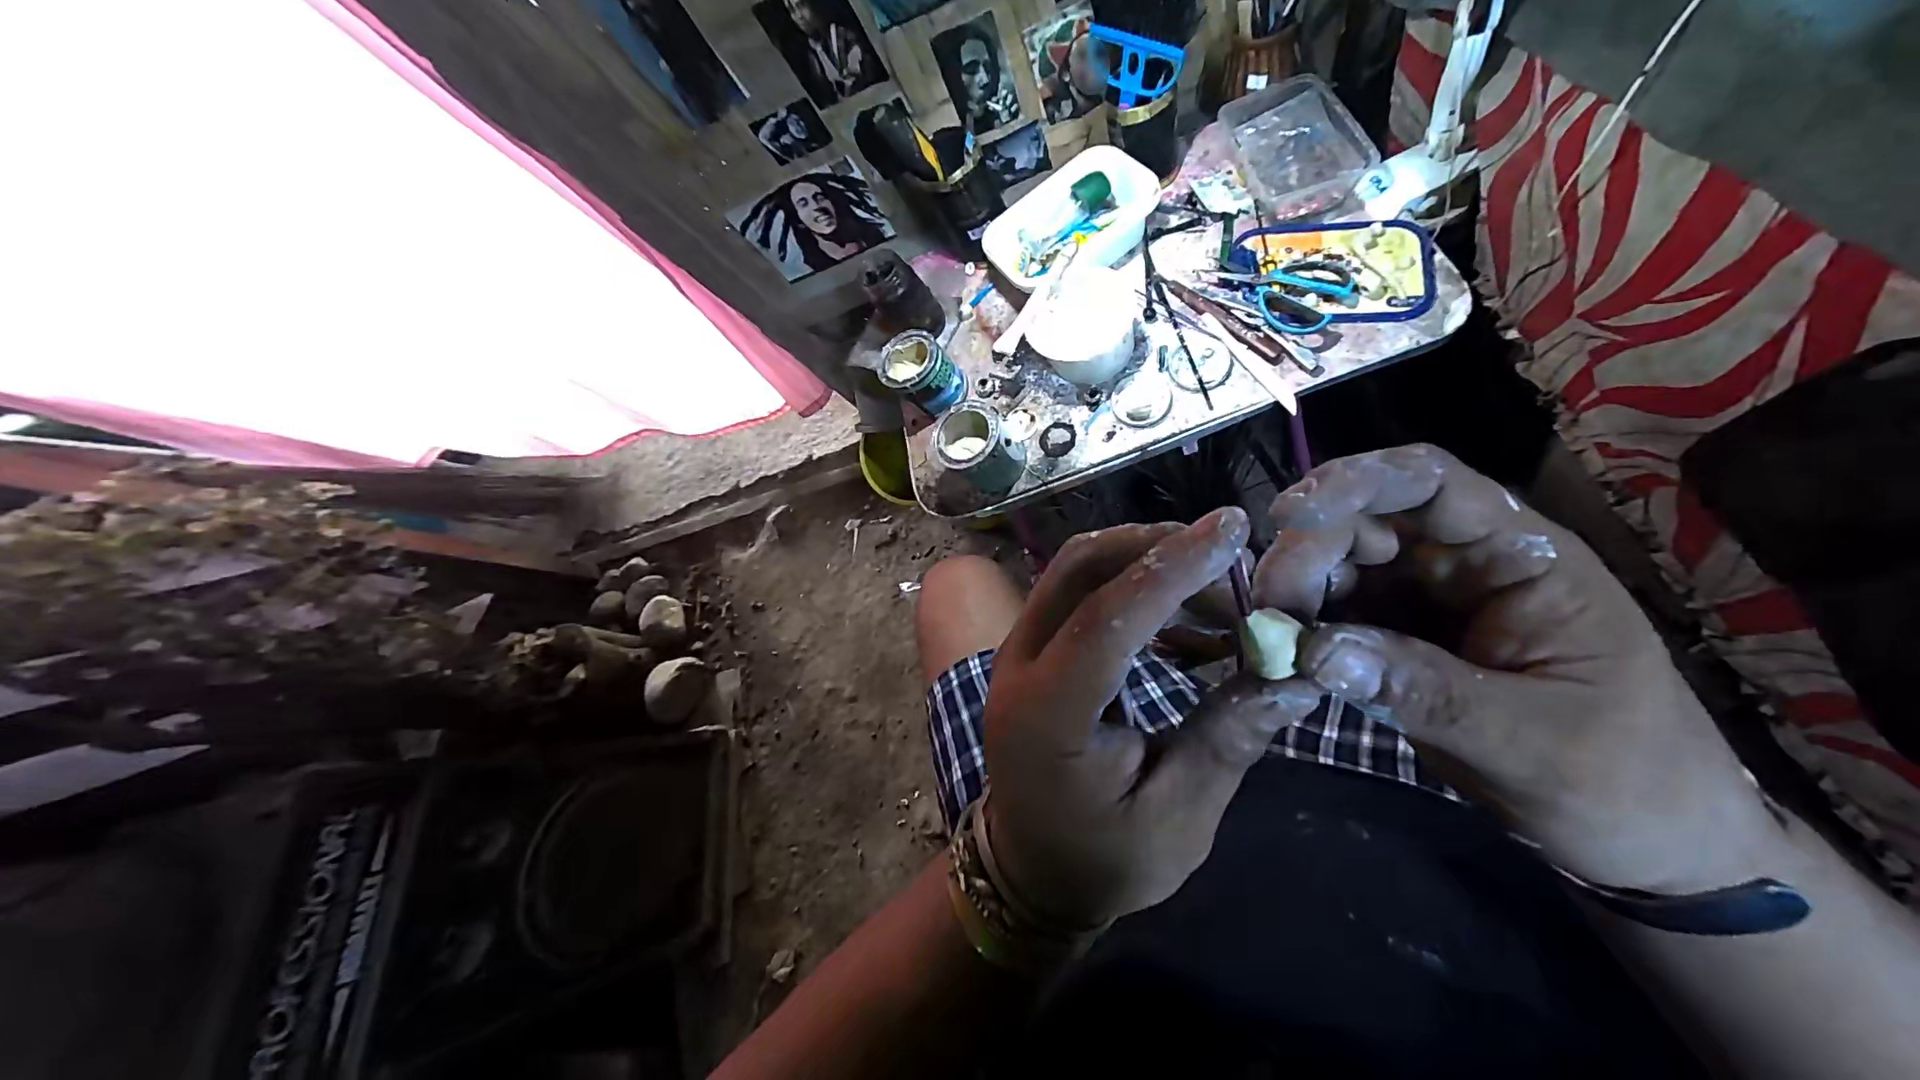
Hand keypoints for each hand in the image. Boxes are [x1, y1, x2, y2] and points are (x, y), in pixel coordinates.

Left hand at [981, 508, 1322, 928]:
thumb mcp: (1176, 820)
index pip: (1106, 618)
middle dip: (1157, 547)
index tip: (1231, 530)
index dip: (1171, 568)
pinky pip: (1081, 592)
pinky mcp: (1035, 647)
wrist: (1029, 867)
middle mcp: (1019, 665)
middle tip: (1235, 560)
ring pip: (1077, 570)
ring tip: (1223, 589)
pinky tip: (1190, 613)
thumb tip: (1294, 672)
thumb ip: (1226, 740)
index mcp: (1046, 714)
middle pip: (1079, 569)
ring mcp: (1019, 650)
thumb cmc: (1099, 858)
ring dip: (1148, 559)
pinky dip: (1135, 584)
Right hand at [1252, 444, 1775, 889]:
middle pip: (1366, 522)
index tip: (1290, 516)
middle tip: (1269, 608)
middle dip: (1308, 551)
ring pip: (1339, 567)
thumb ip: (1419, 690)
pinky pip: (1334, 616)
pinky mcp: (1396, 640)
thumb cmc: (1623, 782)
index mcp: (1521, 559)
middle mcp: (1462, 565)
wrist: (1649, 844)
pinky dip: (1300, 629)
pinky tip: (1279, 653)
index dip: (1358, 482)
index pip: (1432, 485)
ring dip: (1296, 591)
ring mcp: (1425, 602)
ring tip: (1267, 635)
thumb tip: (1310, 651)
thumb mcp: (1526, 740)